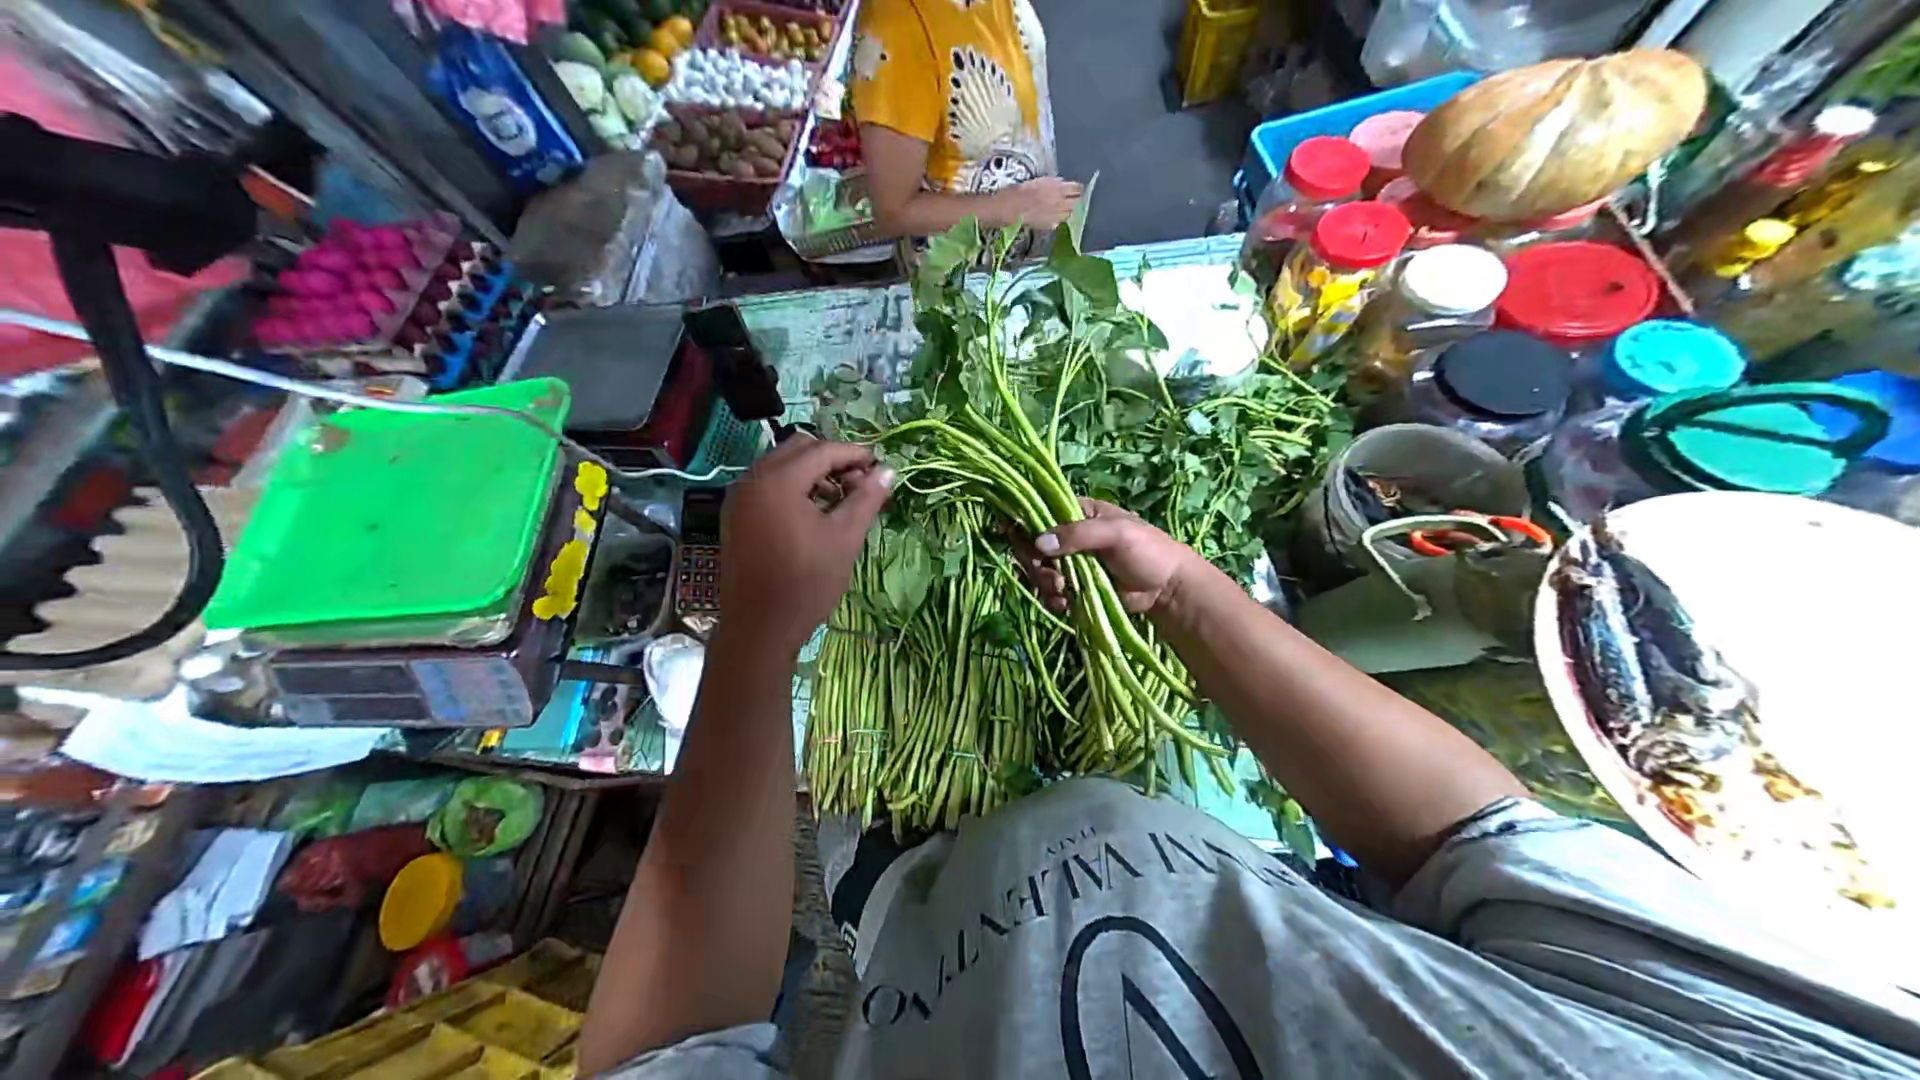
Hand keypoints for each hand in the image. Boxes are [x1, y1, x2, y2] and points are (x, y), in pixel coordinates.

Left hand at [718, 438, 893, 655]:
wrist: (759, 628)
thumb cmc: (806, 582)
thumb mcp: (845, 537)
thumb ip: (867, 498)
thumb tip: (889, 470)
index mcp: (777, 481)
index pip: (822, 450)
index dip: (855, 453)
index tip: (880, 466)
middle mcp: (751, 479)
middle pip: (798, 449)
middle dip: (832, 459)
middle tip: (859, 484)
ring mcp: (739, 497)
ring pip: (781, 465)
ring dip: (813, 473)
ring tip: (840, 501)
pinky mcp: (735, 516)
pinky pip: (767, 485)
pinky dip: (793, 488)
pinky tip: (813, 514)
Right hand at [999, 177, 1084, 230]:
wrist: (1012, 207)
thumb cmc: (1023, 190)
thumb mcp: (1041, 181)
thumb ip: (1055, 184)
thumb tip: (1063, 185)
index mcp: (1059, 187)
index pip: (1077, 188)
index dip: (1078, 189)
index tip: (1078, 189)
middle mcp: (1061, 201)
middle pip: (1077, 202)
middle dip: (1077, 200)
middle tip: (1074, 200)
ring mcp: (1057, 214)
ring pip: (1071, 213)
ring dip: (1069, 210)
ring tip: (1065, 209)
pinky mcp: (1051, 225)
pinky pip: (1060, 221)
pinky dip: (1060, 219)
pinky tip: (1055, 217)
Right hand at [1024, 498, 1206, 615]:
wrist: (1169, 590)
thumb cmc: (1148, 550)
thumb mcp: (1116, 534)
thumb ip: (1077, 534)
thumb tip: (1038, 543)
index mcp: (1077, 512)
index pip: (1039, 512)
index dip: (1023, 524)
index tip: (1014, 537)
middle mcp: (1068, 535)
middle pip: (1031, 545)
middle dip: (1036, 563)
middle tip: (1053, 577)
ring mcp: (1069, 563)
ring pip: (1037, 570)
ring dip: (1043, 583)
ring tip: (1063, 592)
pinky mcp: (1073, 588)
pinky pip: (1049, 592)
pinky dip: (1053, 600)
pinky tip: (1065, 604)